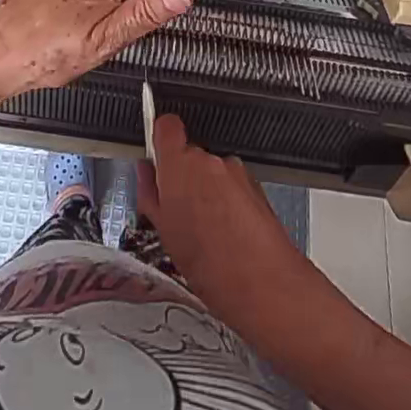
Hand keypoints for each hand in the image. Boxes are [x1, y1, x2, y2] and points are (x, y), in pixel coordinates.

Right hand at [138, 113, 310, 317]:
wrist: (264, 284)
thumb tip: (146, 173)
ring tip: (205, 227)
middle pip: (189, 154)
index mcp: (179, 165)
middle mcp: (209, 161)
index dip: (159, 136)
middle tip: (178, 208)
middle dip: (182, 175)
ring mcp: (235, 172)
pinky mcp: (256, 186)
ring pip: (211, 171)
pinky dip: (227, 200)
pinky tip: (225, 231)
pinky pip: (231, 184)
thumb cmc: (210, 262)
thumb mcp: (163, 230)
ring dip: (206, 189)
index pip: (165, 125)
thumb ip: (150, 192)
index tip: (157, 155)